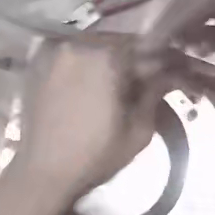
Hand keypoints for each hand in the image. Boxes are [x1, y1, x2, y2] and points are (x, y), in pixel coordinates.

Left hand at [9, 35, 161, 204]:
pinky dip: (87, 64)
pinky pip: (72, 55)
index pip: (147, 46)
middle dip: (136, 58)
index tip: (176, 72)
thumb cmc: (95, 155)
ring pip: (95, 46)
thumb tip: (168, 74)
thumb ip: (155, 93)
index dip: (165, 60)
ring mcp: (54, 52)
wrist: (43, 172)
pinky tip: (93, 85)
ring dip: (111, 59)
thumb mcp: (139, 129)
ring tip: (120, 83)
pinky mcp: (38, 64)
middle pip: (119, 42)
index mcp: (106, 55)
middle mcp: (78, 43)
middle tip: (148, 79)